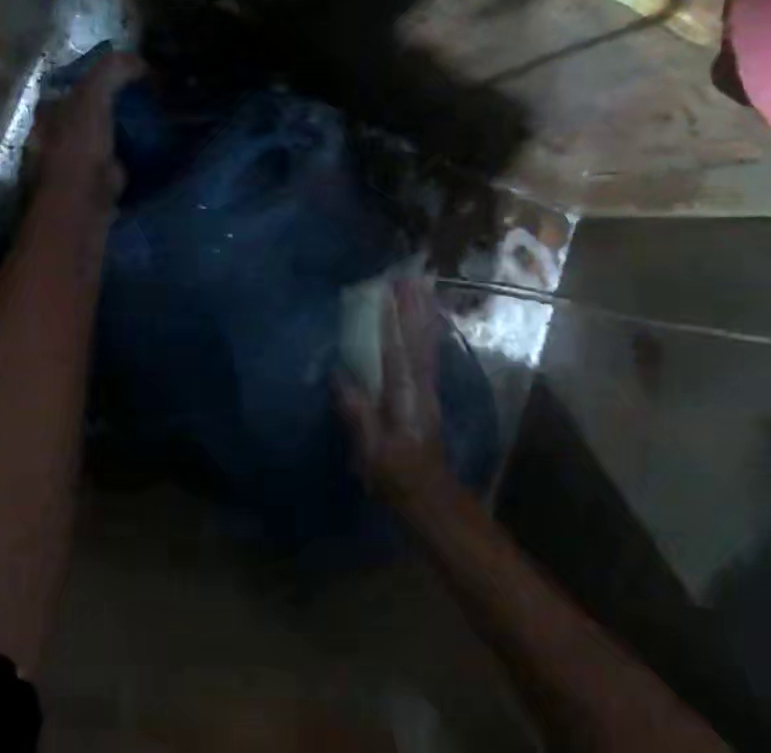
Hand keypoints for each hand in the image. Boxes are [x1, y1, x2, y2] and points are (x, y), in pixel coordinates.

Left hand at [35, 51, 142, 210]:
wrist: (83, 199)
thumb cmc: (79, 144)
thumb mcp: (93, 96)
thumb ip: (112, 72)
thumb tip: (139, 60)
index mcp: (50, 110)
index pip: (76, 83)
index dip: (102, 76)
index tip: (132, 73)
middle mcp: (58, 133)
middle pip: (91, 108)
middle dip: (116, 102)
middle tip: (148, 95)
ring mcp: (77, 159)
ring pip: (106, 133)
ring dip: (126, 127)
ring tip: (156, 117)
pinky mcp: (96, 180)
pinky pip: (119, 156)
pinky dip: (134, 151)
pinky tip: (153, 145)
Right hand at [336, 277, 456, 505]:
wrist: (428, 494)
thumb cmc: (395, 474)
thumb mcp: (371, 450)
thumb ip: (358, 413)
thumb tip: (340, 374)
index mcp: (404, 396)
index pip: (397, 349)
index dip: (392, 319)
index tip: (387, 290)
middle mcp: (421, 385)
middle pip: (418, 337)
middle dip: (414, 305)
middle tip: (409, 275)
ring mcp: (428, 387)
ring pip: (428, 341)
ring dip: (425, 312)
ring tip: (421, 285)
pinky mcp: (429, 391)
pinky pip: (430, 351)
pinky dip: (430, 329)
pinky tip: (428, 318)